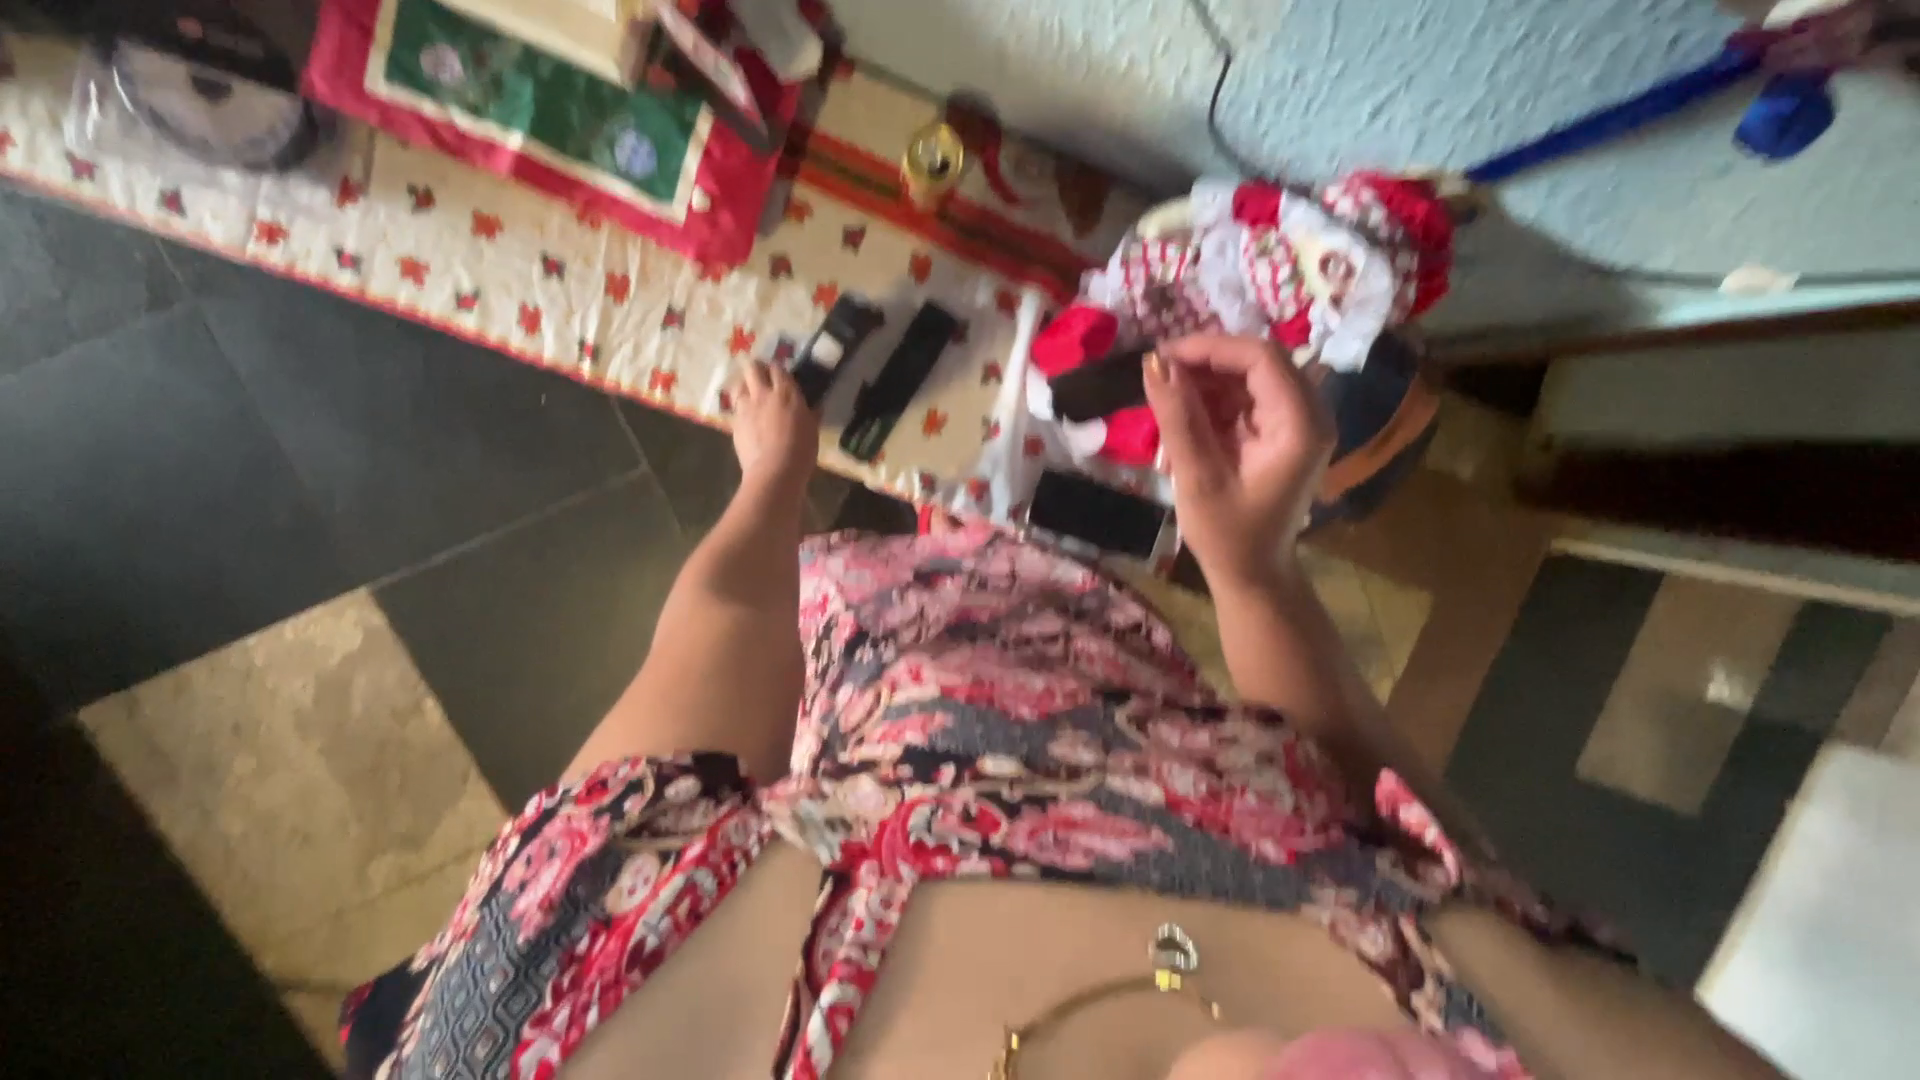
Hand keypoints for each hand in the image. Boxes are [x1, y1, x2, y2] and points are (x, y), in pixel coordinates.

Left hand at [730, 361, 817, 492]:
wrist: (774, 471)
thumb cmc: (801, 450)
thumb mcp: (812, 430)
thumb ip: (812, 414)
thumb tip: (816, 407)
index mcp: (786, 392)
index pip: (777, 368)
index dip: (777, 369)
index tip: (779, 375)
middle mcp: (763, 394)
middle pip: (753, 368)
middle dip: (756, 369)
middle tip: (761, 376)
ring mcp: (746, 407)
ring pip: (739, 384)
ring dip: (744, 385)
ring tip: (749, 393)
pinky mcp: (735, 422)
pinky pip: (735, 406)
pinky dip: (740, 407)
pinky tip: (746, 416)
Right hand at [1143, 334, 1333, 586]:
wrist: (1254, 575)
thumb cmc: (1227, 535)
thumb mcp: (1196, 477)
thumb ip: (1178, 416)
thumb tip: (1154, 364)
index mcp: (1300, 426)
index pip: (1261, 358)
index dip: (1210, 348)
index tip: (1162, 358)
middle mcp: (1308, 414)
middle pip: (1256, 363)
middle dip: (1203, 365)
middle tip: (1156, 379)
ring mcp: (1296, 422)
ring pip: (1247, 378)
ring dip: (1202, 386)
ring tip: (1163, 409)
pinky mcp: (1280, 432)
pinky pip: (1244, 400)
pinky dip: (1210, 405)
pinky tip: (1180, 426)